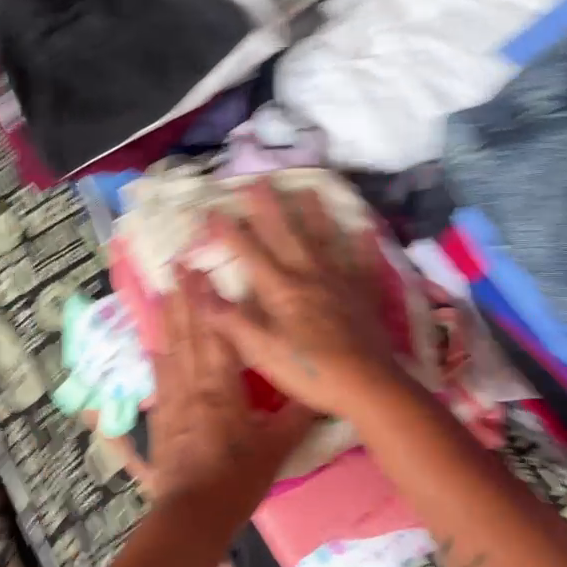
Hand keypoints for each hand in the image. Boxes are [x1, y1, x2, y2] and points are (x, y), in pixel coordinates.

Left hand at [146, 268, 315, 515]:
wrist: (192, 514)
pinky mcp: (161, 417)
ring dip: (167, 317)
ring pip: (170, 347)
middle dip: (183, 296)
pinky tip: (152, 344)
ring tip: (162, 290)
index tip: (201, 268)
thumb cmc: (237, 478)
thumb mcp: (276, 449)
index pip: (215, 331)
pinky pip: (159, 377)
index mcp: (221, 385)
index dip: (208, 299)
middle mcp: (193, 382)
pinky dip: (156, 356)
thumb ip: (297, 417)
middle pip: (187, 331)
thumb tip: (322, 391)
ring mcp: (172, 398)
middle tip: (176, 264)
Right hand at [195, 181, 407, 419]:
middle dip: (267, 206)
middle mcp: (308, 274)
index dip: (227, 231)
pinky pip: (362, 262)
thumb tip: (197, 290)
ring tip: (306, 188)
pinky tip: (364, 227)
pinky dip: (362, 243)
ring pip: (322, 238)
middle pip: (285, 233)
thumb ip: (230, 319)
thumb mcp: (262, 351)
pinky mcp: (363, 294)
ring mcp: (339, 281)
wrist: (370, 387)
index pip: (248, 252)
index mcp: (280, 288)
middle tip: (257, 179)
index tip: (210, 209)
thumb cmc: (311, 371)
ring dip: (312, 213)